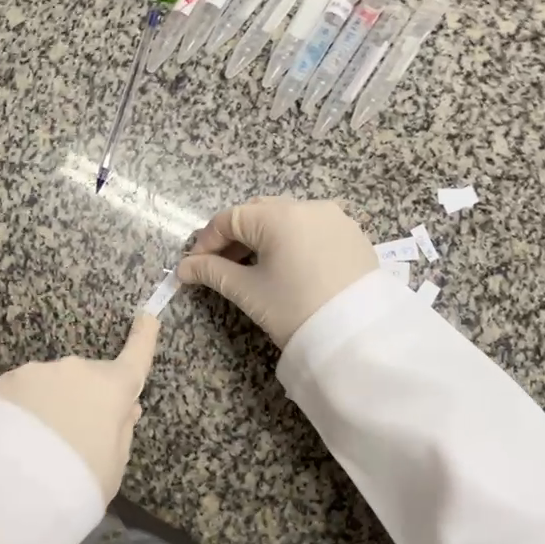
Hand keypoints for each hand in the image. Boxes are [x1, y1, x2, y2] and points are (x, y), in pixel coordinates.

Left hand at [0, 312, 159, 502]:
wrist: (7, 485)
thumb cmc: (75, 481)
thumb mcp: (112, 469)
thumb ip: (120, 433)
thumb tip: (125, 409)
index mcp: (109, 389)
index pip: (135, 358)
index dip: (144, 338)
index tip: (148, 316)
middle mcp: (74, 370)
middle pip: (86, 382)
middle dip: (84, 402)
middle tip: (73, 442)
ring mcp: (35, 372)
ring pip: (50, 388)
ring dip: (49, 408)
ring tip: (34, 451)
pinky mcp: (1, 383)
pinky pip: (19, 396)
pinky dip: (20, 413)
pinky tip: (10, 444)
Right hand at [176, 197, 377, 346]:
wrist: (360, 337)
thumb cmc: (295, 309)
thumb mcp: (248, 292)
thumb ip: (212, 272)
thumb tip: (184, 267)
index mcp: (278, 216)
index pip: (229, 218)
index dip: (206, 241)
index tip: (194, 265)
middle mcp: (307, 206)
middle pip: (257, 212)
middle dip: (234, 237)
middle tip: (220, 265)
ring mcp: (334, 218)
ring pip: (285, 218)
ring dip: (263, 237)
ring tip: (252, 267)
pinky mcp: (352, 234)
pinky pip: (311, 228)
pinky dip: (291, 241)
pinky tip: (286, 267)